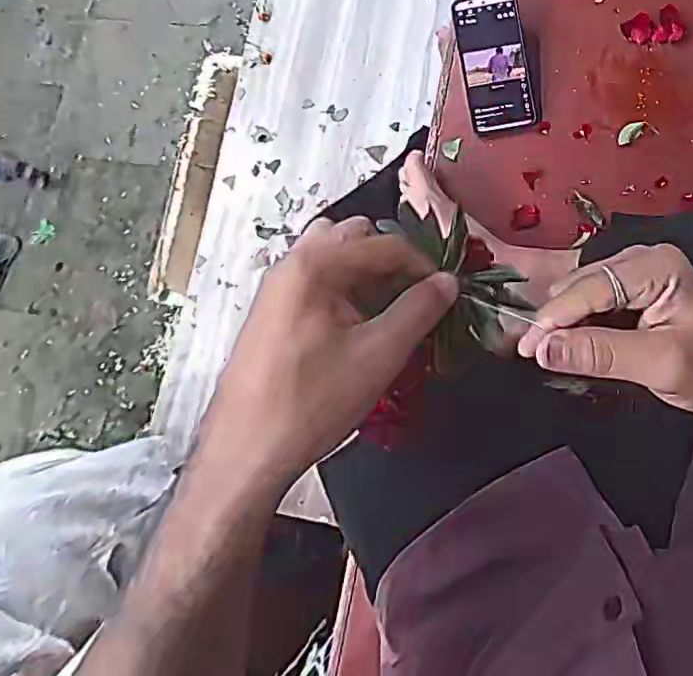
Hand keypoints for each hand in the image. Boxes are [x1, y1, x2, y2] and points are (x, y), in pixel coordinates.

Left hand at [194, 217, 456, 496]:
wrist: (244, 457)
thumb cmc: (310, 403)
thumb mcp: (380, 354)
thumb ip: (420, 309)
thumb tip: (447, 282)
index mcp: (314, 266)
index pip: (386, 244)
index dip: (423, 265)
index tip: (442, 291)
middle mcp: (290, 265)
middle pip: (356, 236)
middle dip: (392, 260)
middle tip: (414, 295)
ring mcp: (277, 288)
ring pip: (335, 254)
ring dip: (367, 271)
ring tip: (386, 308)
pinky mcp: (272, 312)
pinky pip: (318, 279)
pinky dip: (346, 287)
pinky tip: (358, 326)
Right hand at [517, 244, 692, 418]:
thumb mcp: (658, 366)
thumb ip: (600, 353)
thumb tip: (541, 348)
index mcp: (659, 265)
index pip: (594, 284)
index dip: (556, 315)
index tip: (527, 348)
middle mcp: (645, 257)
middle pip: (583, 282)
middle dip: (555, 317)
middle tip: (530, 354)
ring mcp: (637, 270)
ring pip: (582, 288)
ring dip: (562, 320)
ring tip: (543, 351)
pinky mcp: (632, 288)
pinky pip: (592, 298)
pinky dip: (575, 321)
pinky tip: (564, 342)